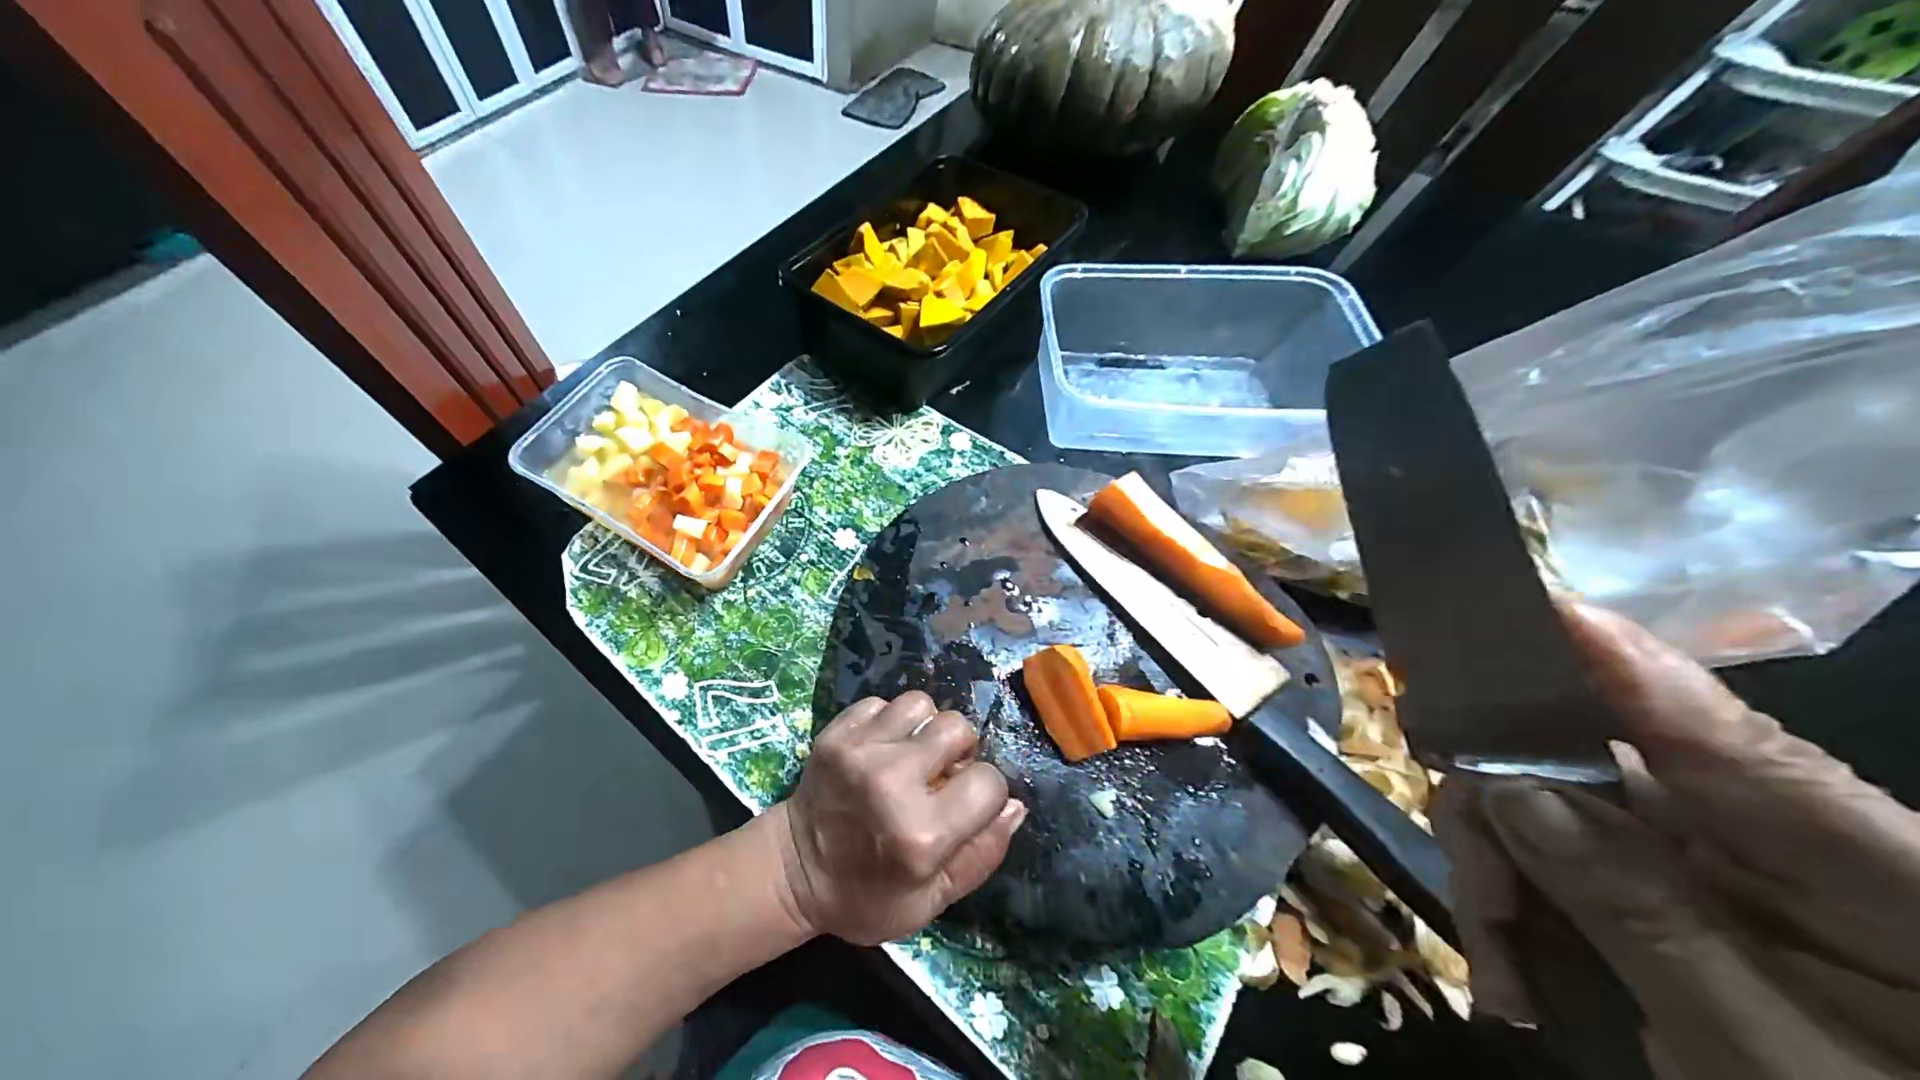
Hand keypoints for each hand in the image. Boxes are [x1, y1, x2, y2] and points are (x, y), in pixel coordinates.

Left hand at [773, 691, 1026, 945]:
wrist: (794, 870)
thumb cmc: (868, 896)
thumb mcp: (931, 901)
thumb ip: (982, 855)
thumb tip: (1015, 805)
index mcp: (922, 834)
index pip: (990, 783)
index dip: (985, 796)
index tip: (965, 808)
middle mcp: (893, 781)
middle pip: (958, 728)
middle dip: (959, 752)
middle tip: (939, 776)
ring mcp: (860, 750)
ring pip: (922, 704)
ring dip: (925, 728)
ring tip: (911, 756)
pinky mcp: (836, 732)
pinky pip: (883, 702)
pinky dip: (889, 721)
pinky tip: (881, 749)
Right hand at [1435, 602, 1919, 1078]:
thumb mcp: (1772, 1069)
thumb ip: (1651, 926)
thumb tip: (1516, 794)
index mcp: (1892, 882)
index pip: (1753, 751)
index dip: (1639, 672)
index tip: (1551, 610)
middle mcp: (1794, 843)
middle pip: (1607, 772)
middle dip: (1509, 819)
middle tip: (1482, 908)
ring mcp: (1726, 864)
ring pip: (1558, 808)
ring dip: (1503, 877)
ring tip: (1502, 976)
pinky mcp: (1675, 884)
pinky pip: (1563, 854)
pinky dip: (1522, 907)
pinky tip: (1517, 975)